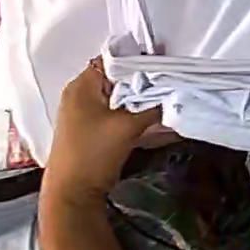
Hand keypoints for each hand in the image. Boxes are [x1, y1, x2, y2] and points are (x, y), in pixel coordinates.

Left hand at [44, 58, 162, 204]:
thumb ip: (153, 107)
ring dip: (140, 97)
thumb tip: (175, 94)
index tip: (165, 62)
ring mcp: (87, 112)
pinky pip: (118, 110)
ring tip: (167, 94)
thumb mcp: (128, 126)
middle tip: (170, 78)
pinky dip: (134, 110)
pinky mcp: (94, 127)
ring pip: (120, 95)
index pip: (113, 59)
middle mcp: (82, 94)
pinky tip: (154, 113)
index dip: (139, 58)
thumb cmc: (94, 152)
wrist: (74, 191)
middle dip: (144, 79)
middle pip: (118, 77)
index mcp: (82, 86)